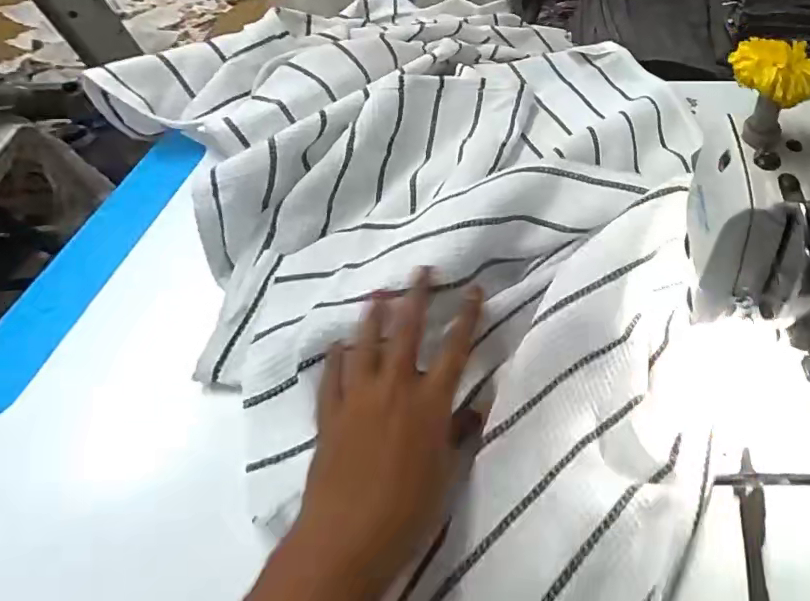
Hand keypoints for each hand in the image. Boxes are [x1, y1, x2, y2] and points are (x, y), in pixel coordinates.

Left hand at [248, 268, 484, 600]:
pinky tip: (337, 344)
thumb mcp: (448, 474)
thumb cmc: (407, 510)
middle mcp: (395, 388)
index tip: (474, 289)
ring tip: (378, 293)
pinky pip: (332, 375)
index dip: (467, 316)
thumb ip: (463, 432)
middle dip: (417, 296)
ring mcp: (358, 397)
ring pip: (366, 343)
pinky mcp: (330, 414)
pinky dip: (336, 357)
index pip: (455, 347)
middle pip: (408, 330)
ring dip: (374, 316)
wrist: (345, 539)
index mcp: (430, 401)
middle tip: (421, 269)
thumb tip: (480, 403)